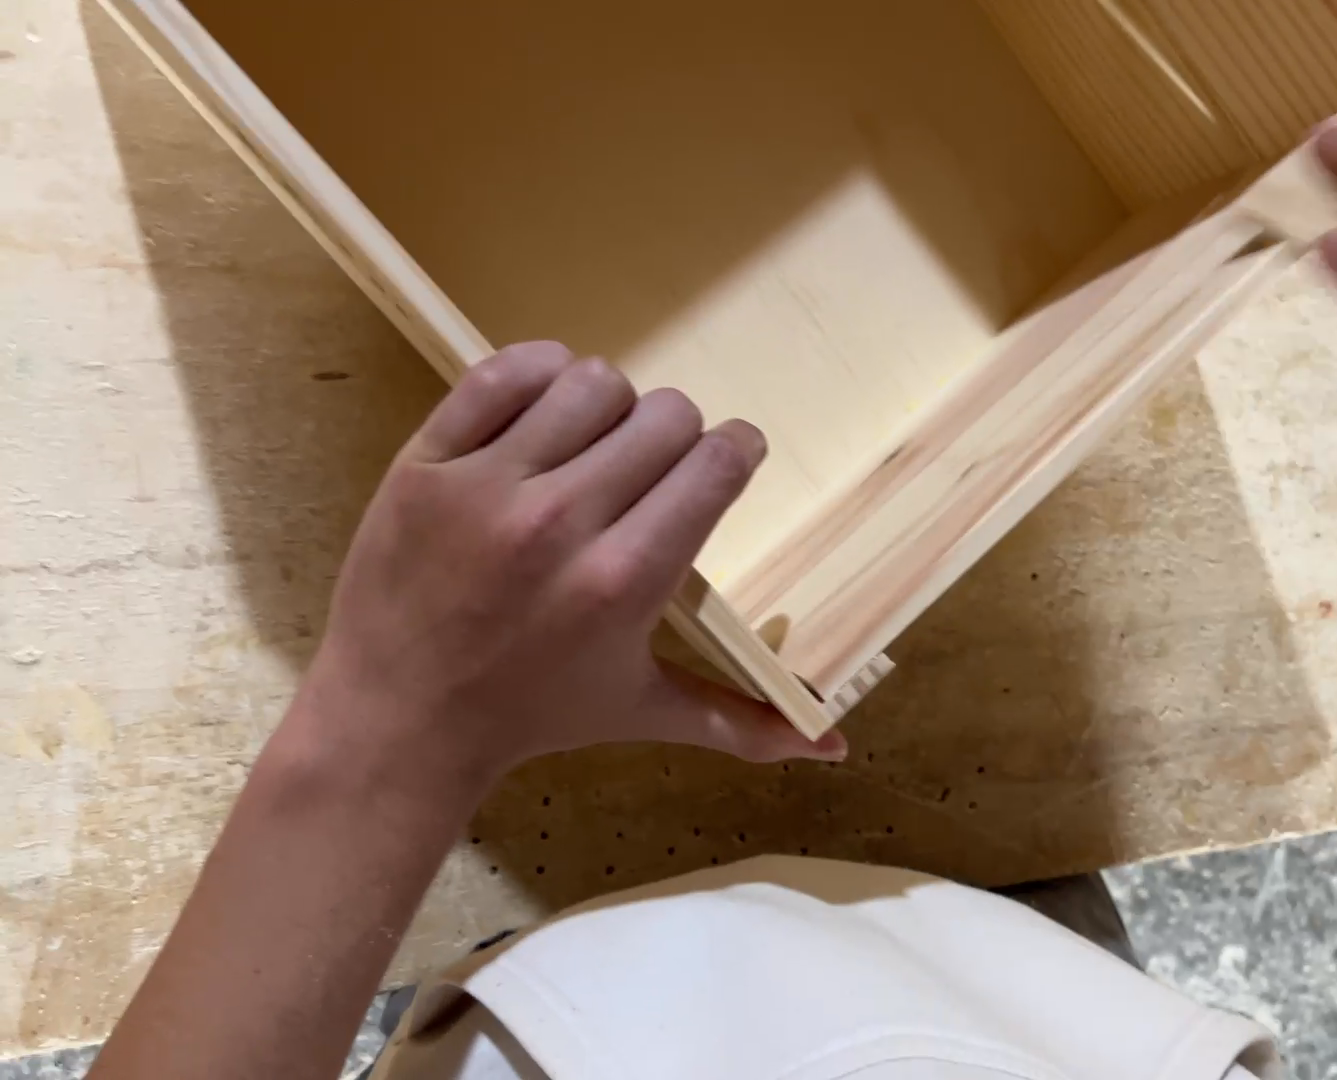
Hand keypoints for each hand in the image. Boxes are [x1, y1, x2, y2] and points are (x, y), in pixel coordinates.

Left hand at [298, 341, 845, 790]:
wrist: (396, 723)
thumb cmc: (539, 713)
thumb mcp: (650, 712)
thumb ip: (747, 722)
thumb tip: (836, 748)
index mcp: (629, 578)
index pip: (717, 463)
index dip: (741, 448)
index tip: (734, 457)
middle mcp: (564, 522)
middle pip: (668, 414)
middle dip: (682, 435)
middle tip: (660, 470)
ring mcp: (487, 486)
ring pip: (595, 381)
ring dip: (616, 407)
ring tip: (602, 446)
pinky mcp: (426, 462)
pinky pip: (503, 373)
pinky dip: (540, 375)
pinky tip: (549, 413)